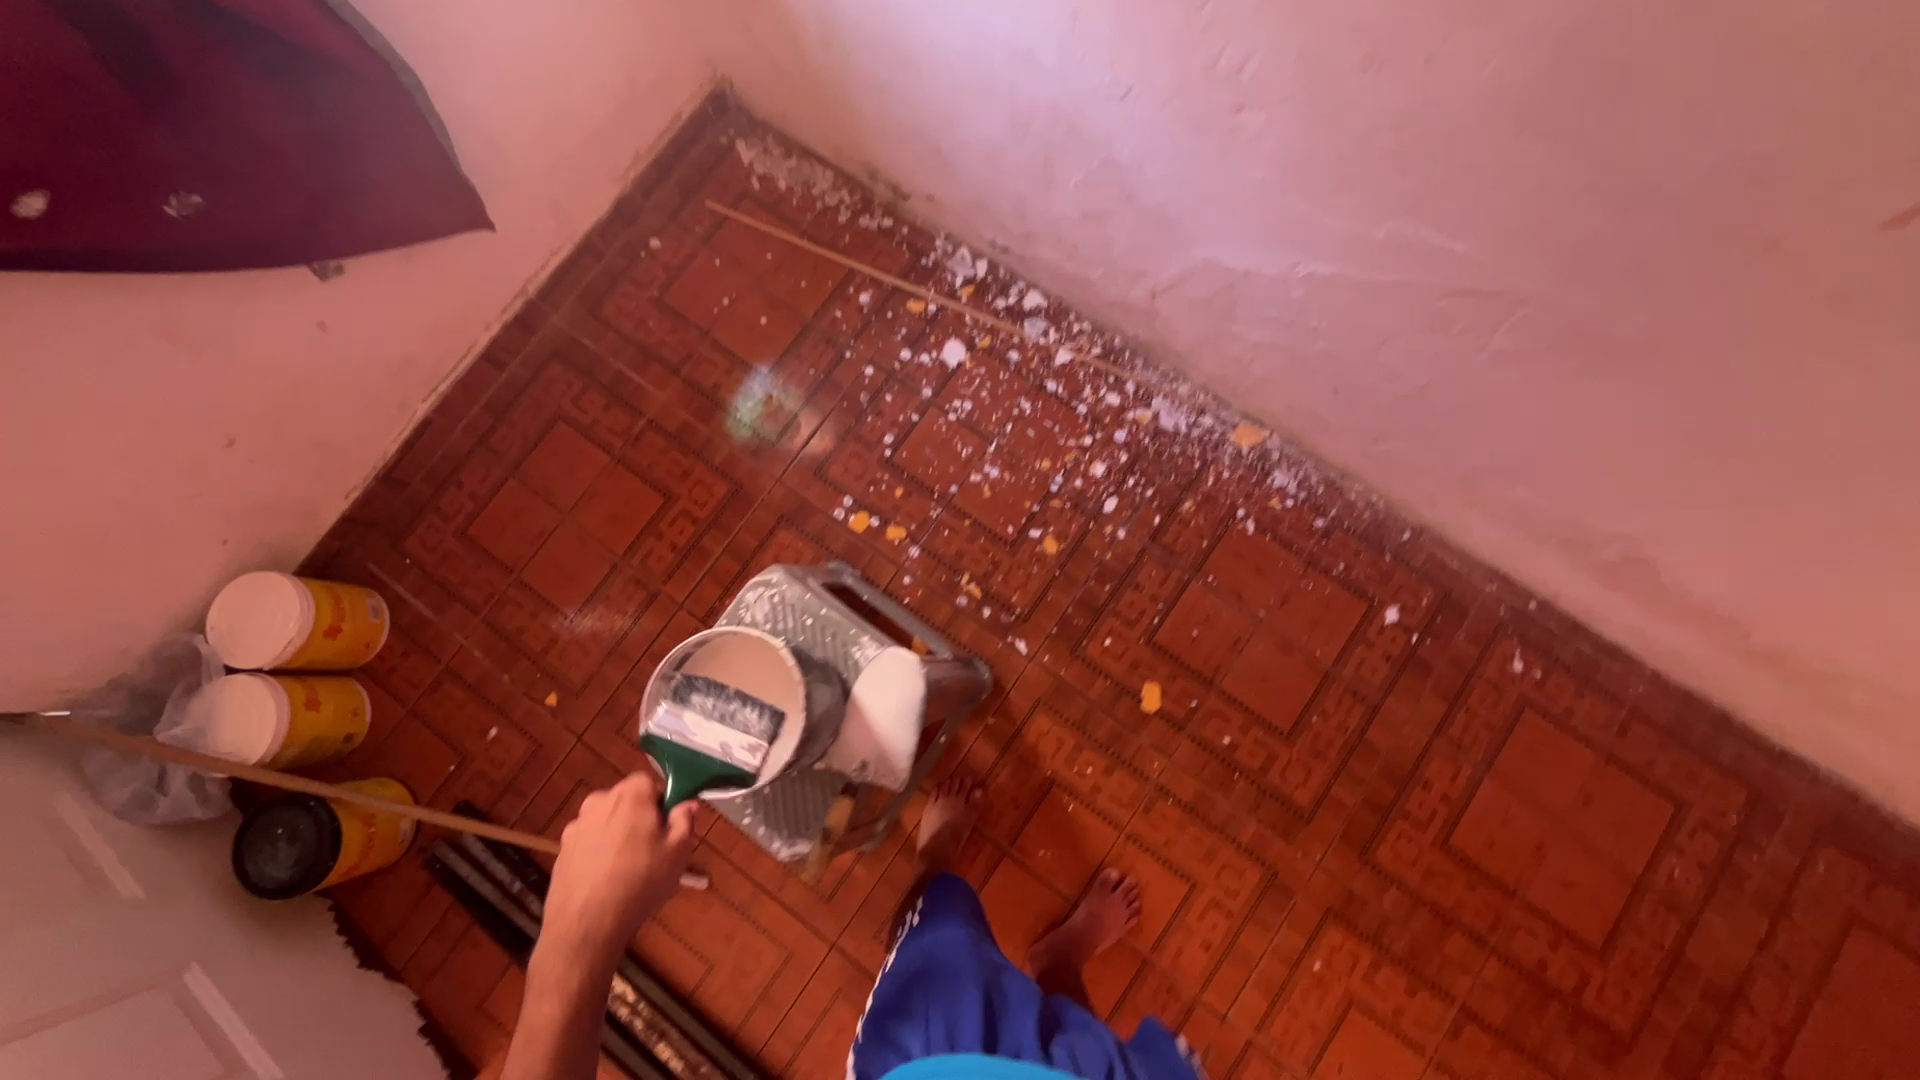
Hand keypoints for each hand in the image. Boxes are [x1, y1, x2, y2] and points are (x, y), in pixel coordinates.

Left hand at [541, 771, 697, 960]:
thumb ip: (685, 821)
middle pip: (626, 800)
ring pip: (607, 822)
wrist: (585, 926)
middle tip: (655, 849)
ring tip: (630, 869)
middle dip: (641, 817)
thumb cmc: (640, 882)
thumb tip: (688, 804)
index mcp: (630, 795)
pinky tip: (607, 880)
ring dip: (619, 835)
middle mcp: (599, 802)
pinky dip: (599, 853)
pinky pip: (589, 842)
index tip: (669, 826)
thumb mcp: (678, 852)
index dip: (662, 801)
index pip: (649, 781)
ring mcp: (576, 827)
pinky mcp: (561, 851)